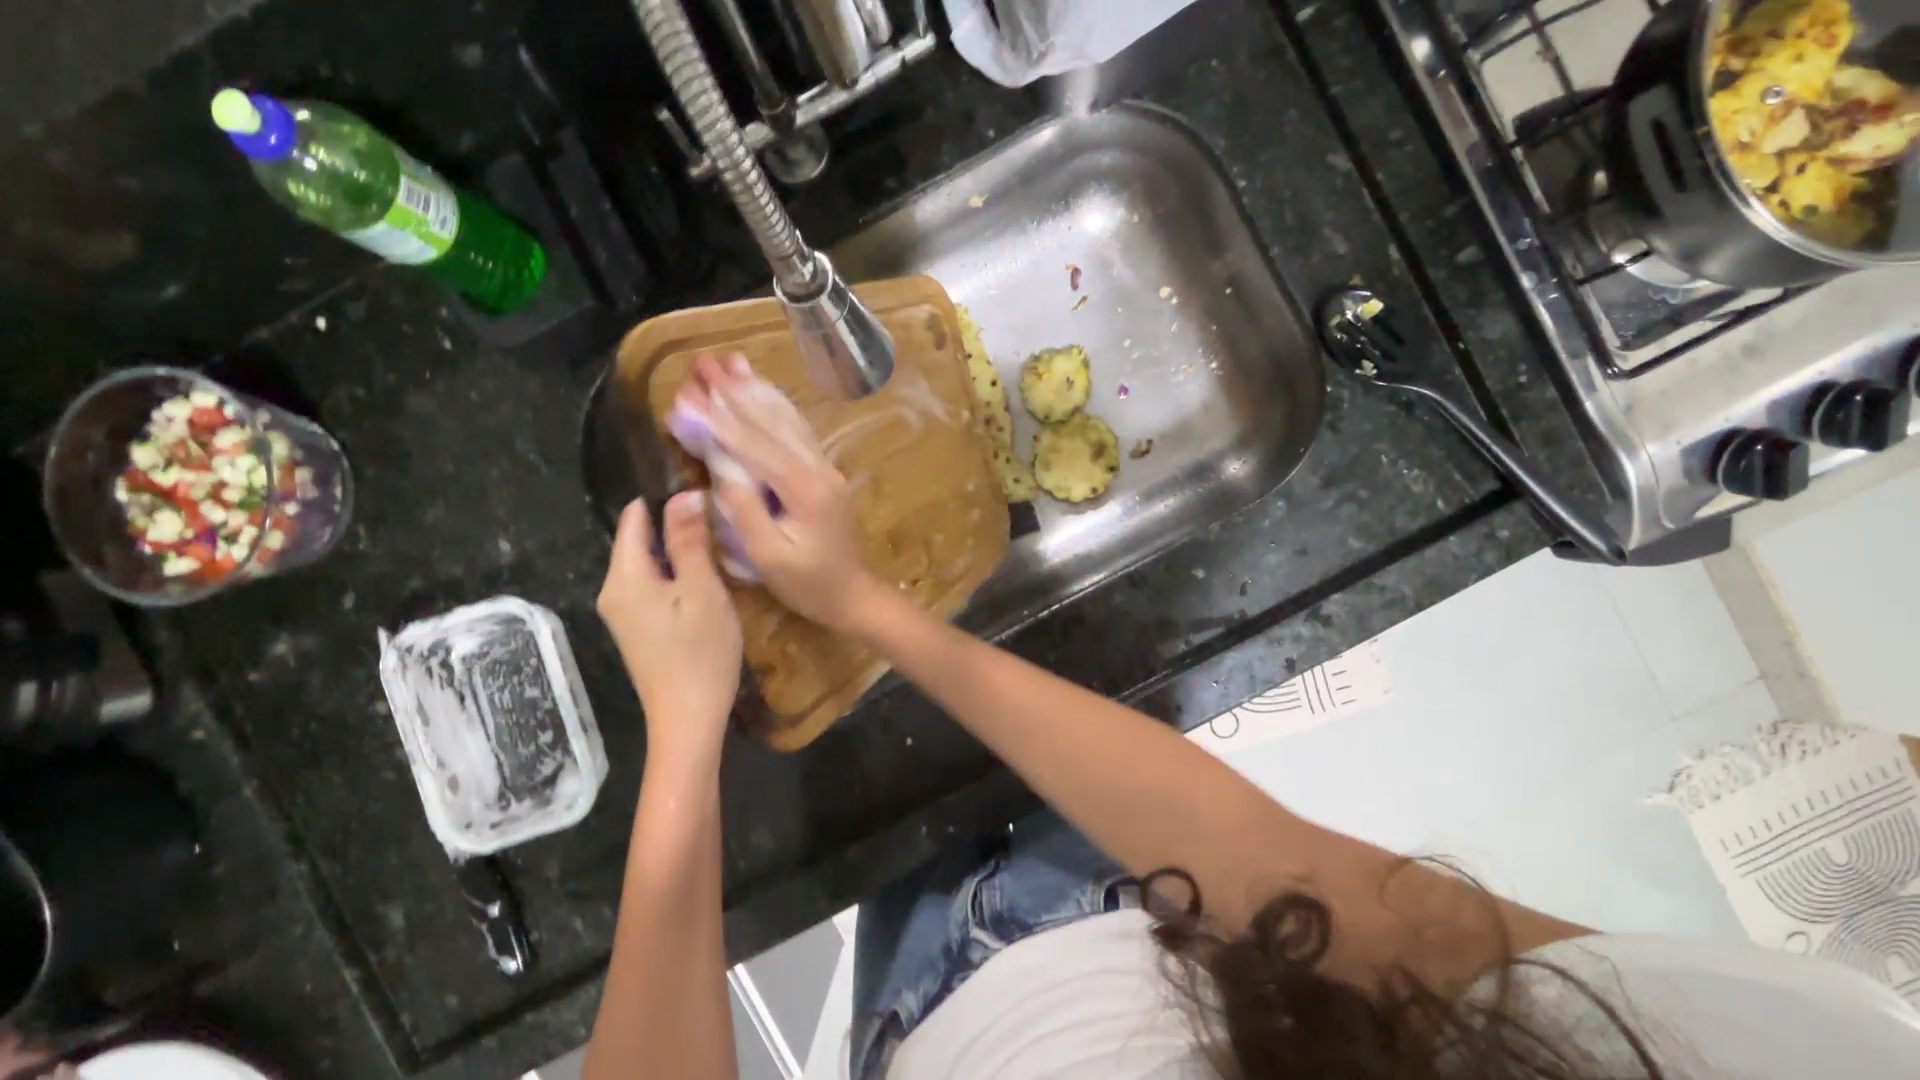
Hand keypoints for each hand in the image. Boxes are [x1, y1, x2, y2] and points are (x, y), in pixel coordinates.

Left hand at [597, 492, 741, 767]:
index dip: (665, 499)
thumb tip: (684, 495)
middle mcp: (613, 591)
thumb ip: (689, 542)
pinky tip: (705, 580)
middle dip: (674, 525)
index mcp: (623, 577)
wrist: (688, 719)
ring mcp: (623, 613)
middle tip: (718, 515)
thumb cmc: (699, 653)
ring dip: (678, 551)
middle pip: (639, 540)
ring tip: (717, 541)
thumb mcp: (702, 591)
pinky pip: (652, 587)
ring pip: (648, 565)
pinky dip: (676, 576)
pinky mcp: (638, 630)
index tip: (703, 490)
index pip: (634, 517)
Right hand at [677, 353, 881, 629]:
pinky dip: (776, 406)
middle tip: (704, 362)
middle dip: (735, 392)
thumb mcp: (769, 556)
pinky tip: (762, 389)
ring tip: (730, 362)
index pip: (755, 444)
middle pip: (772, 422)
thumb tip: (721, 466)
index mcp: (803, 487)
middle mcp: (818, 468)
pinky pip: (796, 432)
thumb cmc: (808, 584)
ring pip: (786, 420)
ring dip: (756, 391)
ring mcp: (824, 467)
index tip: (689, 393)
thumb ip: (745, 509)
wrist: (854, 594)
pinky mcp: (823, 472)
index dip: (720, 418)